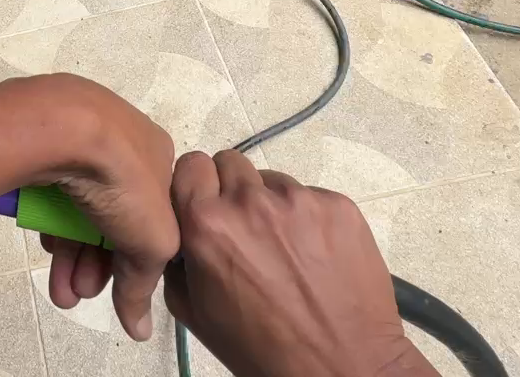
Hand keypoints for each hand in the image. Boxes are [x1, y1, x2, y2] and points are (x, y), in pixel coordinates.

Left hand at [21, 75, 178, 341]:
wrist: (62, 128)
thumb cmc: (122, 179)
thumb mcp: (154, 240)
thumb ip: (143, 285)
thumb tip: (138, 329)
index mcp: (158, 154)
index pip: (153, 216)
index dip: (136, 260)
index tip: (117, 290)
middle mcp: (122, 140)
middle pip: (114, 215)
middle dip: (96, 265)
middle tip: (77, 295)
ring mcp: (82, 134)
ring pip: (81, 204)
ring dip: (72, 254)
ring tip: (58, 289)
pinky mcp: (47, 137)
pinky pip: (55, 184)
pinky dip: (53, 219)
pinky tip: (46, 245)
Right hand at [165, 151, 436, 376]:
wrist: (344, 373)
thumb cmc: (261, 348)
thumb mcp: (194, 311)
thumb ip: (175, 256)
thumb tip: (178, 225)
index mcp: (206, 222)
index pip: (191, 164)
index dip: (198, 184)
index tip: (207, 203)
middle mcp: (248, 200)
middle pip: (230, 163)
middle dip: (232, 189)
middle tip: (246, 229)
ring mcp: (297, 200)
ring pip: (271, 180)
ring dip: (272, 205)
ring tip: (287, 249)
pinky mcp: (337, 206)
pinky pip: (311, 196)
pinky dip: (309, 218)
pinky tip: (316, 254)